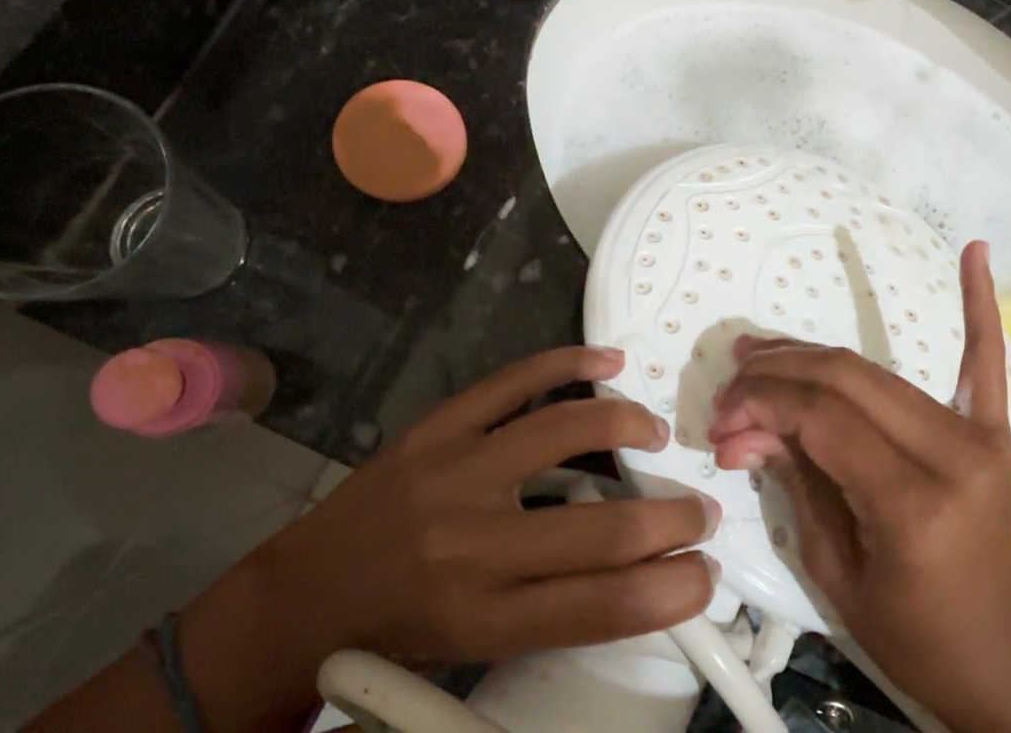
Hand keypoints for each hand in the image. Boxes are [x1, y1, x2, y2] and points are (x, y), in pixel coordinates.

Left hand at [258, 346, 719, 662]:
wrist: (303, 595)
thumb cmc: (398, 632)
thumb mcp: (478, 647)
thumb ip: (560, 611)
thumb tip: (645, 574)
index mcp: (485, 618)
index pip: (604, 606)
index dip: (673, 589)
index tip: (707, 574)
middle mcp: (473, 547)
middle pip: (603, 532)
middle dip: (674, 519)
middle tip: (702, 510)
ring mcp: (453, 474)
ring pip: (563, 433)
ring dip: (628, 428)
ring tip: (655, 433)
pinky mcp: (435, 429)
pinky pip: (512, 383)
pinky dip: (567, 365)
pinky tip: (608, 362)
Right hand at [706, 242, 1010, 732]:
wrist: (994, 655)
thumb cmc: (909, 633)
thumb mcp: (834, 568)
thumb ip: (796, 479)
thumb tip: (744, 427)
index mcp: (912, 502)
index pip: (822, 417)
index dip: (762, 403)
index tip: (722, 417)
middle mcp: (951, 454)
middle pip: (846, 380)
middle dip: (775, 375)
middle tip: (730, 387)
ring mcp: (978, 436)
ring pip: (877, 371)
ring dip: (813, 355)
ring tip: (760, 351)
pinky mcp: (992, 432)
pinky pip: (983, 362)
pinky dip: (978, 306)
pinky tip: (974, 253)